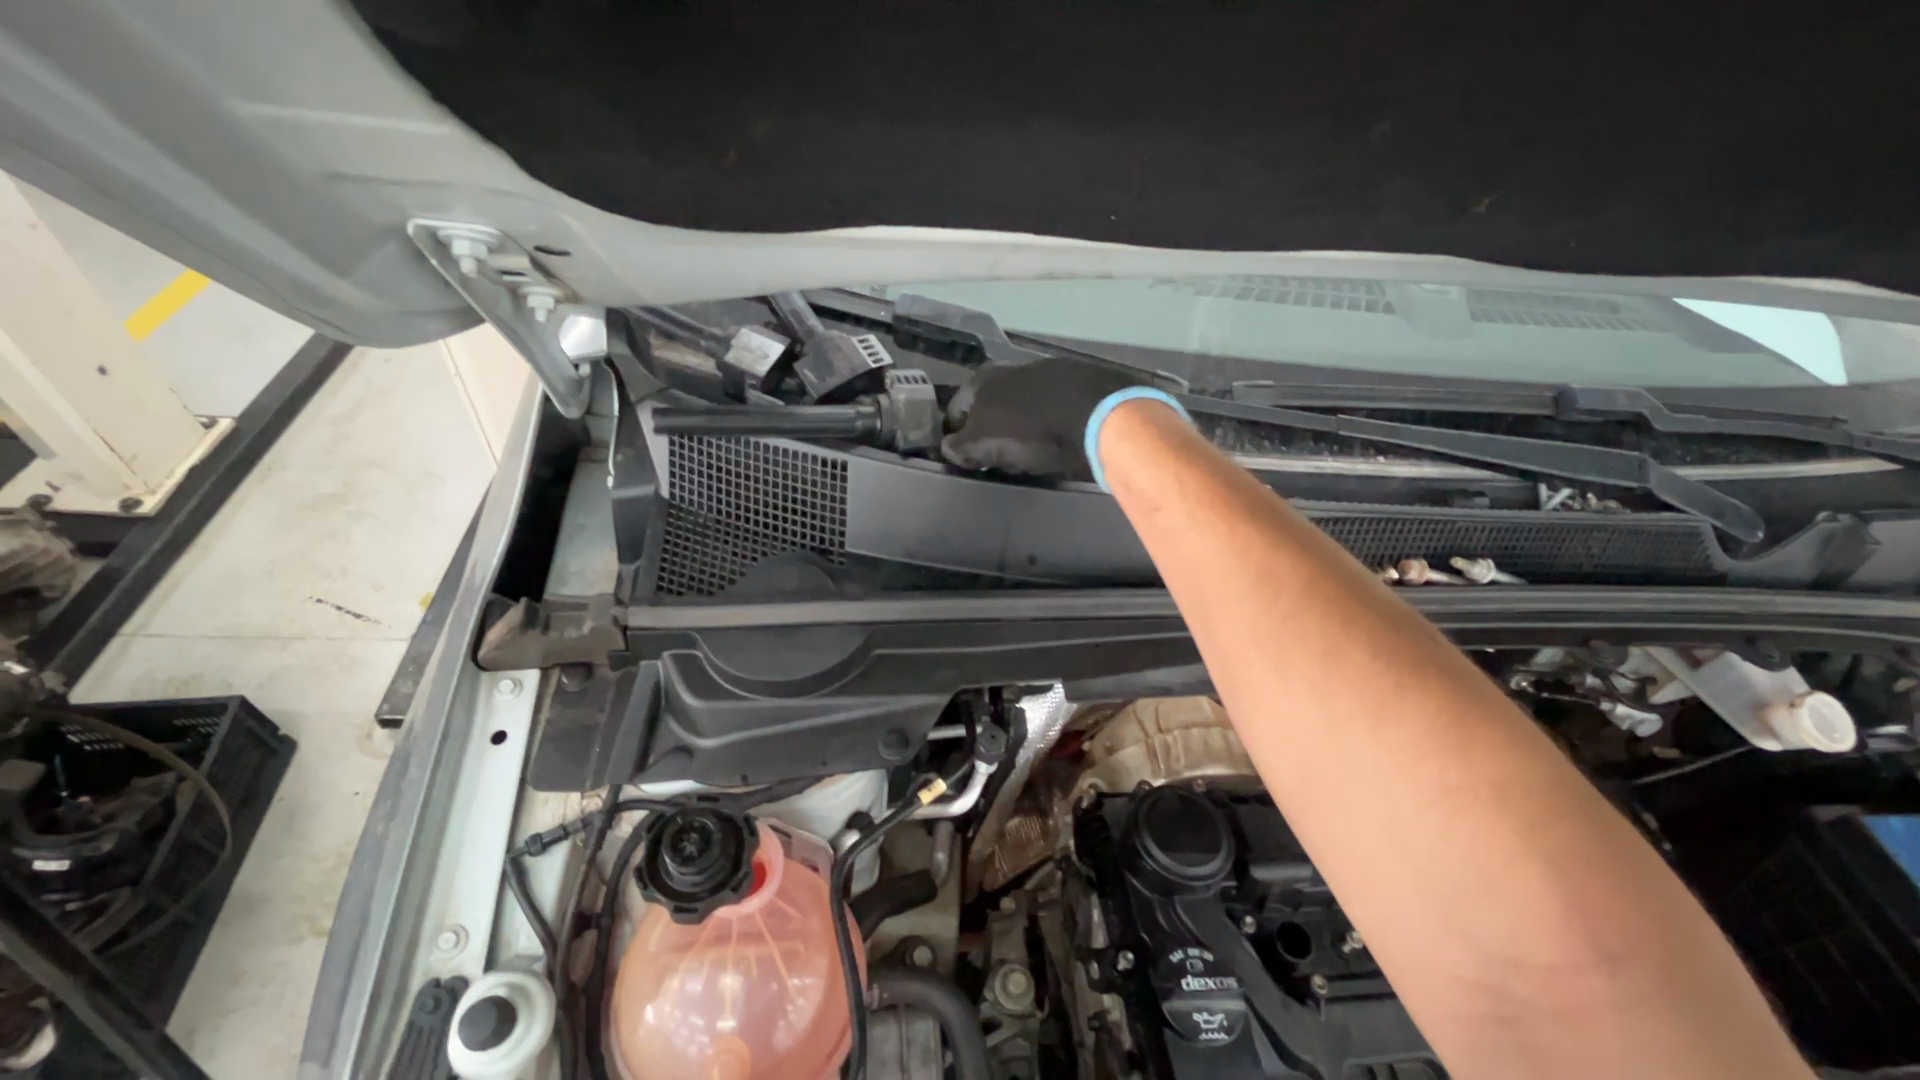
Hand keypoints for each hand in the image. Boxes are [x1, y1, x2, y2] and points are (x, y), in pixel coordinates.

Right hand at [940, 357, 1145, 480]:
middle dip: (990, 426)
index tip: (964, 454)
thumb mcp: (988, 444)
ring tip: (1027, 448)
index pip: (957, 407)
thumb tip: (949, 447)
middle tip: (995, 454)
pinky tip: (1057, 437)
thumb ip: (963, 446)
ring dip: (1020, 422)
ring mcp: (1047, 371)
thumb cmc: (1034, 430)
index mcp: (984, 380)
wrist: (1101, 414)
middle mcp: (1011, 367)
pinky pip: (1052, 405)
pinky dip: (1049, 420)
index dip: (956, 432)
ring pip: (1022, 402)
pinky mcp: (1079, 381)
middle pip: (990, 402)